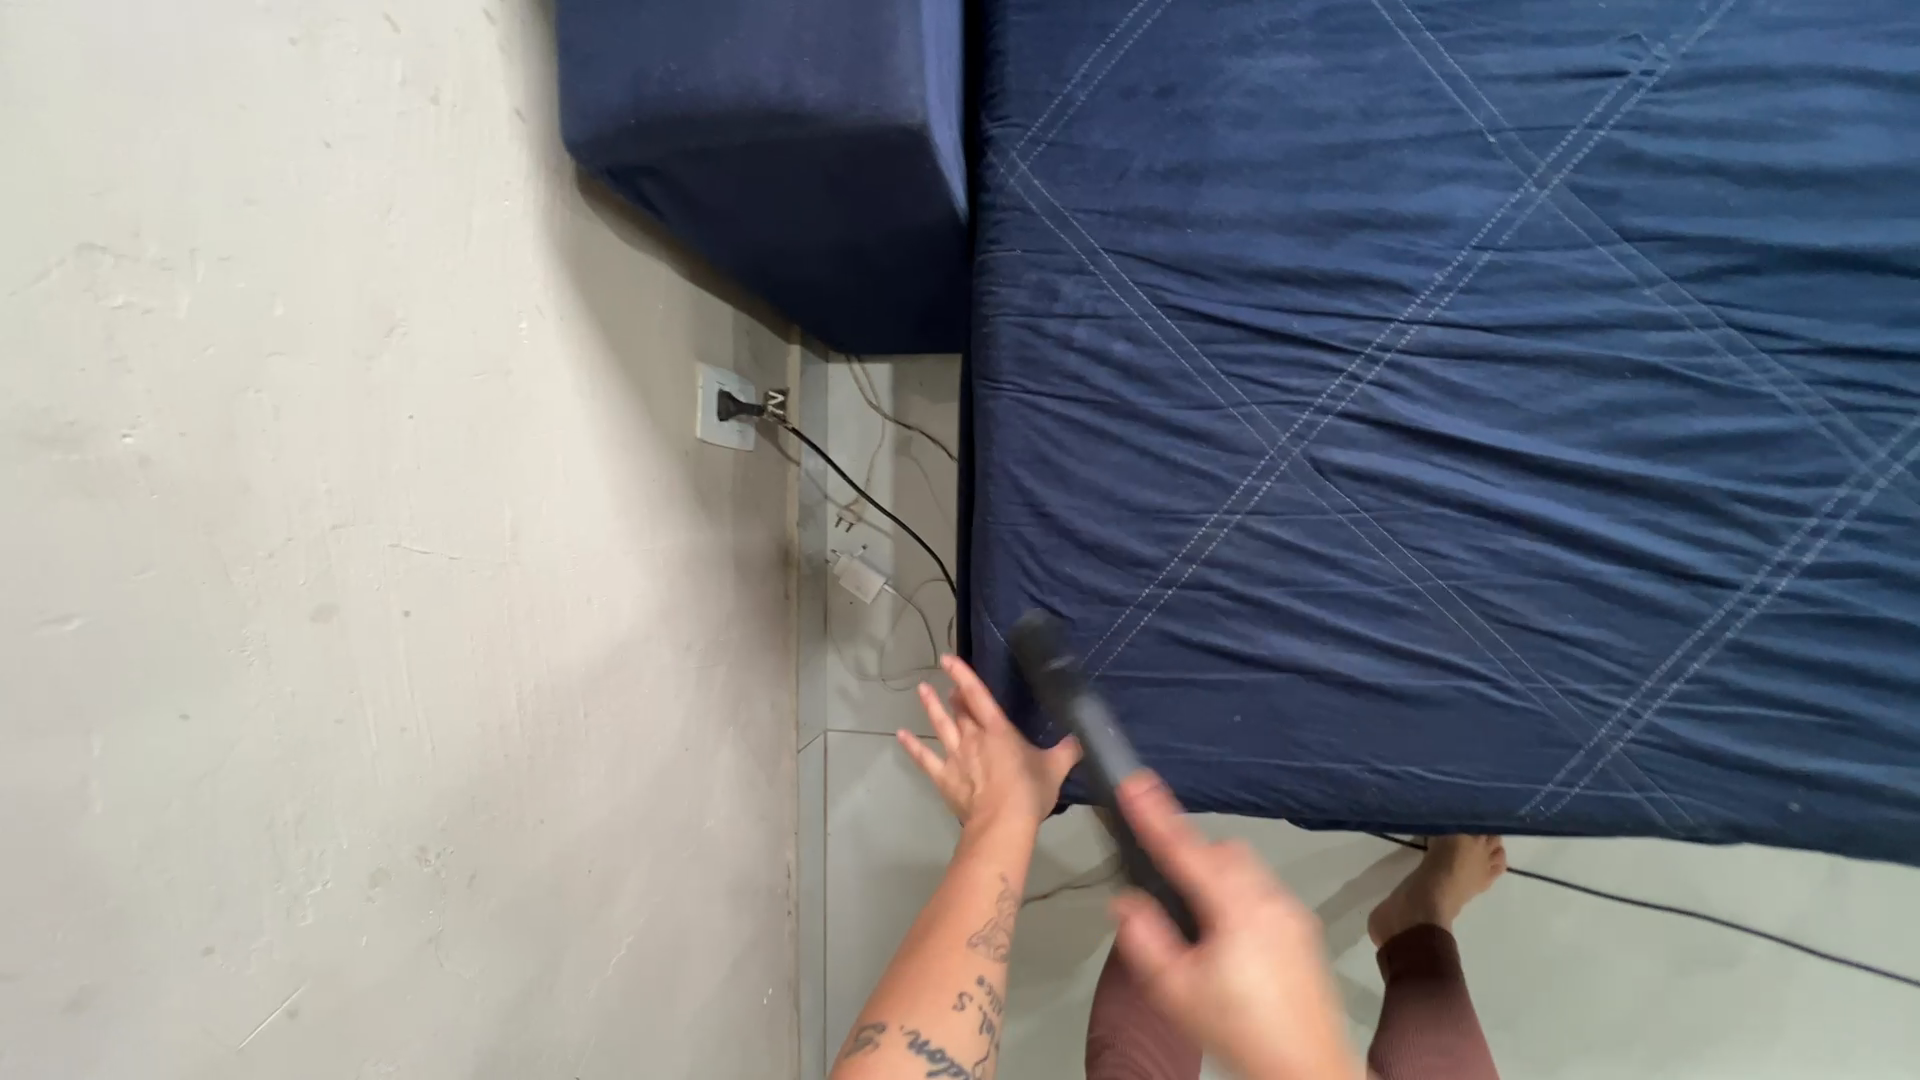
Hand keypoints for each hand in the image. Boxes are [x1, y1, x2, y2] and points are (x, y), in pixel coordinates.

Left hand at [898, 656, 1082, 833]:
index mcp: (998, 729)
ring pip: (941, 725)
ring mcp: (955, 756)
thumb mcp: (1055, 768)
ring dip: (931, 707)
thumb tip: (1082, 739)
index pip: (978, 694)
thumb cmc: (1028, 791)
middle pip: (960, 710)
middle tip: (950, 687)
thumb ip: (1068, 750)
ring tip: (922, 691)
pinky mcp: (943, 777)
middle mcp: (973, 736)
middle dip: (955, 696)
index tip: (947, 659)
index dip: (962, 675)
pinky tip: (901, 735)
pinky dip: (912, 746)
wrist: (1002, 823)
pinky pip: (924, 758)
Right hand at [1108, 773, 1363, 1079]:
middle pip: (1221, 849)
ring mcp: (1290, 912)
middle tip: (1164, 871)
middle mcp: (1267, 898)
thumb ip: (1143, 938)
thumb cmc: (1240, 1032)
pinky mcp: (1302, 930)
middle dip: (1190, 848)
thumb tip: (1125, 901)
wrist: (1310, 1075)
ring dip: (1215, 869)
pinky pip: (1262, 887)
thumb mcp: (1175, 991)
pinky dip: (1238, 890)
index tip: (1134, 782)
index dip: (1155, 813)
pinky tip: (1227, 928)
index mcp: (1233, 907)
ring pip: (1244, 865)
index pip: (1184, 847)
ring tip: (1194, 906)